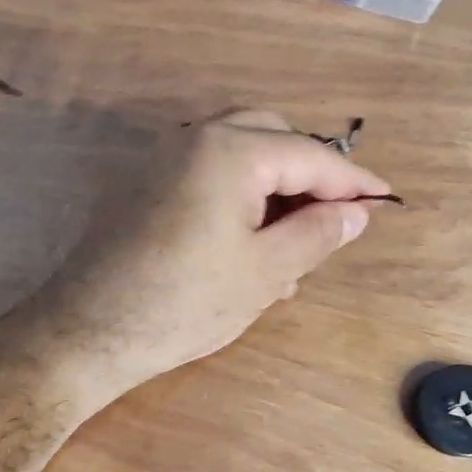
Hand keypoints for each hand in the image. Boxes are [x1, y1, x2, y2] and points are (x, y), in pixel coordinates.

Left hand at [31, 109, 390, 398]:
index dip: (352, 181)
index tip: (385, 202)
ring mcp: (161, 161)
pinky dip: (237, 201)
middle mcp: (192, 139)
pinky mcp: (143, 189)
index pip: (309, 154)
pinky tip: (249, 250)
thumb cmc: (181, 303)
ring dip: (273, 190)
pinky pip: (206, 179)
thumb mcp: (264, 272)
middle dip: (309, 175)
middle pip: (270, 138)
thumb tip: (356, 212)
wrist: (85, 332)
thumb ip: (317, 233)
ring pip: (237, 159)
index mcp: (228, 150)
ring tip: (294, 248)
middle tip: (334, 220)